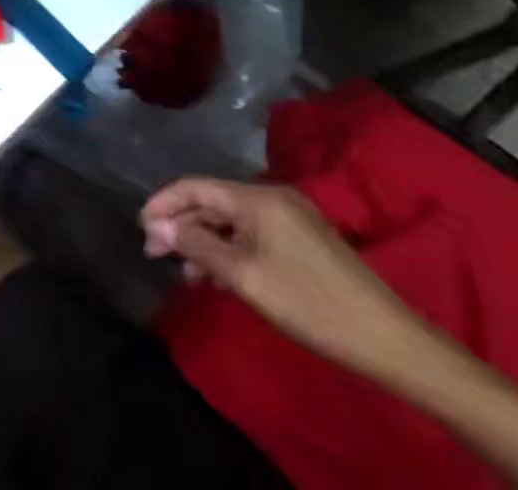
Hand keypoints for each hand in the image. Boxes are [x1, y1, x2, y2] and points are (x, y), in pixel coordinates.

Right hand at [142, 179, 433, 377]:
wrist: (378, 332)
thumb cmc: (306, 302)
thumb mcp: (244, 276)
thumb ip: (198, 245)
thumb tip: (157, 224)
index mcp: (258, 198)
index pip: (198, 185)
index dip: (165, 202)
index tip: (139, 229)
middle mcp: (272, 198)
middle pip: (214, 201)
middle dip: (181, 224)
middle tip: (154, 256)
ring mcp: (288, 217)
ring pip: (232, 220)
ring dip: (204, 242)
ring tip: (182, 275)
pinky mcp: (299, 238)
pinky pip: (251, 235)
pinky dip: (229, 251)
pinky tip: (217, 278)